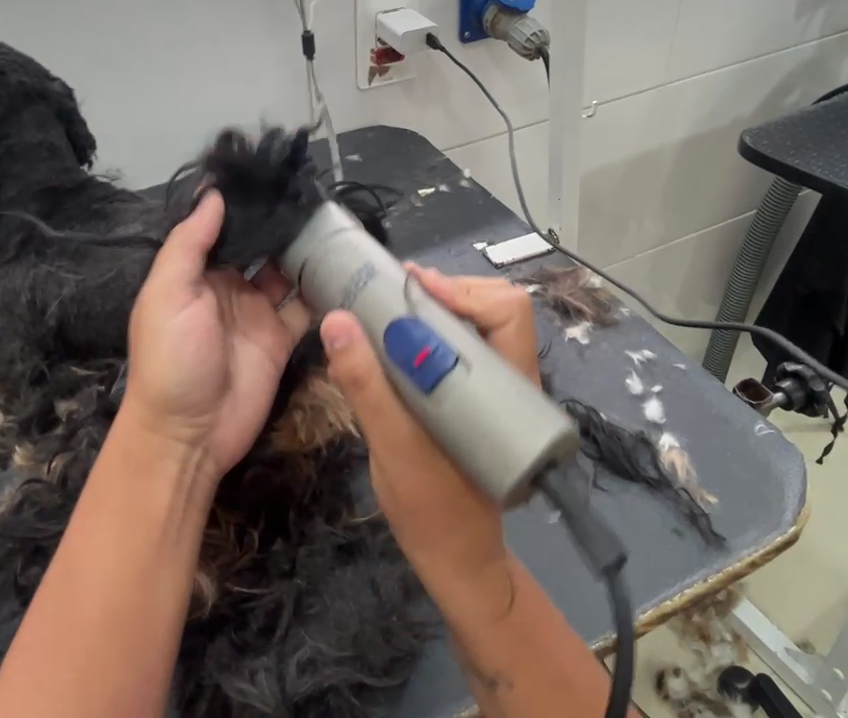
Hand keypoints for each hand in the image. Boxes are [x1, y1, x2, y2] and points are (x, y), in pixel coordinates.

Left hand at [123, 190, 311, 479]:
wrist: (188, 434)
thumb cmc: (171, 358)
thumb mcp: (168, 294)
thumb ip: (191, 243)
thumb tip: (214, 193)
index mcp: (196, 272)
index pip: (224, 228)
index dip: (246, 204)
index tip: (276, 175)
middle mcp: (228, 287)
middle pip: (260, 246)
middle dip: (283, 224)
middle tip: (317, 194)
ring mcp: (257, 313)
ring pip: (287, 272)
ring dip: (307, 252)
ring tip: (337, 222)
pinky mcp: (281, 339)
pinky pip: (305, 308)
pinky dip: (322, 291)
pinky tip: (344, 267)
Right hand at [321, 265, 541, 615]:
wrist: (453, 557)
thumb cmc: (430, 507)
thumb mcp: (391, 444)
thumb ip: (365, 383)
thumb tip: (336, 320)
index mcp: (508, 389)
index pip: (509, 313)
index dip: (464, 292)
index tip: (415, 291)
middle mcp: (512, 379)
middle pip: (495, 307)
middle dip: (447, 291)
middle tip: (396, 293)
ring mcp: (497, 388)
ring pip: (479, 323)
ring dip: (439, 308)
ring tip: (392, 307)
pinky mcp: (478, 396)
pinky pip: (464, 345)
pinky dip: (434, 329)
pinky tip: (400, 334)